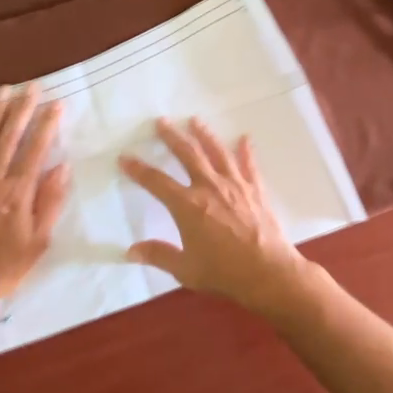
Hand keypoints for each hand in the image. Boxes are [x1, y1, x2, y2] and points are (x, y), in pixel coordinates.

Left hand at [0, 84, 69, 308]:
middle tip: (32, 86)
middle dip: (23, 108)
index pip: (36, 149)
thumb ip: (49, 203)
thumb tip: (62, 167)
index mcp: (17, 193)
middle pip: (10, 136)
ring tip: (5, 90)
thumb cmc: (2, 269)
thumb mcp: (37, 243)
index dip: (47, 124)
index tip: (57, 104)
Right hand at [121, 118, 316, 318]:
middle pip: (187, 154)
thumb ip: (159, 255)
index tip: (125, 157)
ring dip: (205, 134)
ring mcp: (235, 185)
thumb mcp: (185, 269)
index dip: (138, 169)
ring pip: (217, 152)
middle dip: (172, 137)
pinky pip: (249, 165)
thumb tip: (130, 251)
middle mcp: (209, 187)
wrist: (267, 272)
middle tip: (161, 122)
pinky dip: (246, 151)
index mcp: (187, 206)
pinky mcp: (256, 189)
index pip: (156, 182)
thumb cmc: (223, 272)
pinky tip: (245, 138)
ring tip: (195, 120)